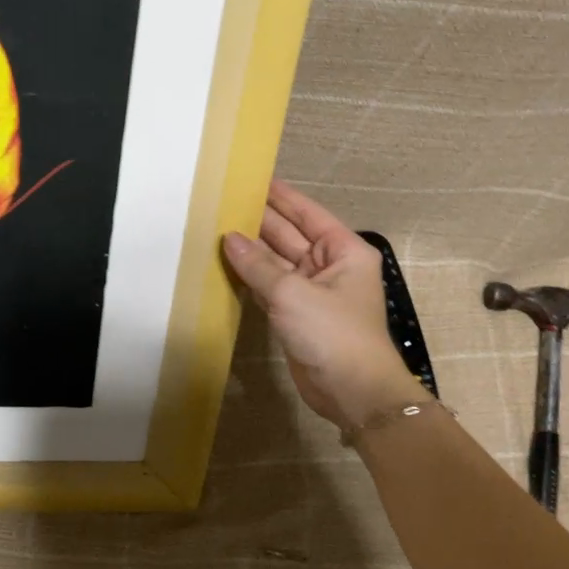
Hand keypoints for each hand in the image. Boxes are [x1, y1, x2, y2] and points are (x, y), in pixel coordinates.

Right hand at [222, 181, 427, 431]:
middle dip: (260, 221)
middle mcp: (330, 266)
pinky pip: (270, 286)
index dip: (282, 196)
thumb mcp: (292, 293)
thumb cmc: (332, 333)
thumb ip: (257, 264)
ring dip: (251, 250)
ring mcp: (312, 292)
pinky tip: (225, 264)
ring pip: (277, 262)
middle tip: (223, 202)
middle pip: (290, 236)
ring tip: (216, 228)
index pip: (308, 214)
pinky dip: (250, 277)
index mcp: (344, 251)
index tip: (254, 178)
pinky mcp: (296, 315)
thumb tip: (228, 238)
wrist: (352, 390)